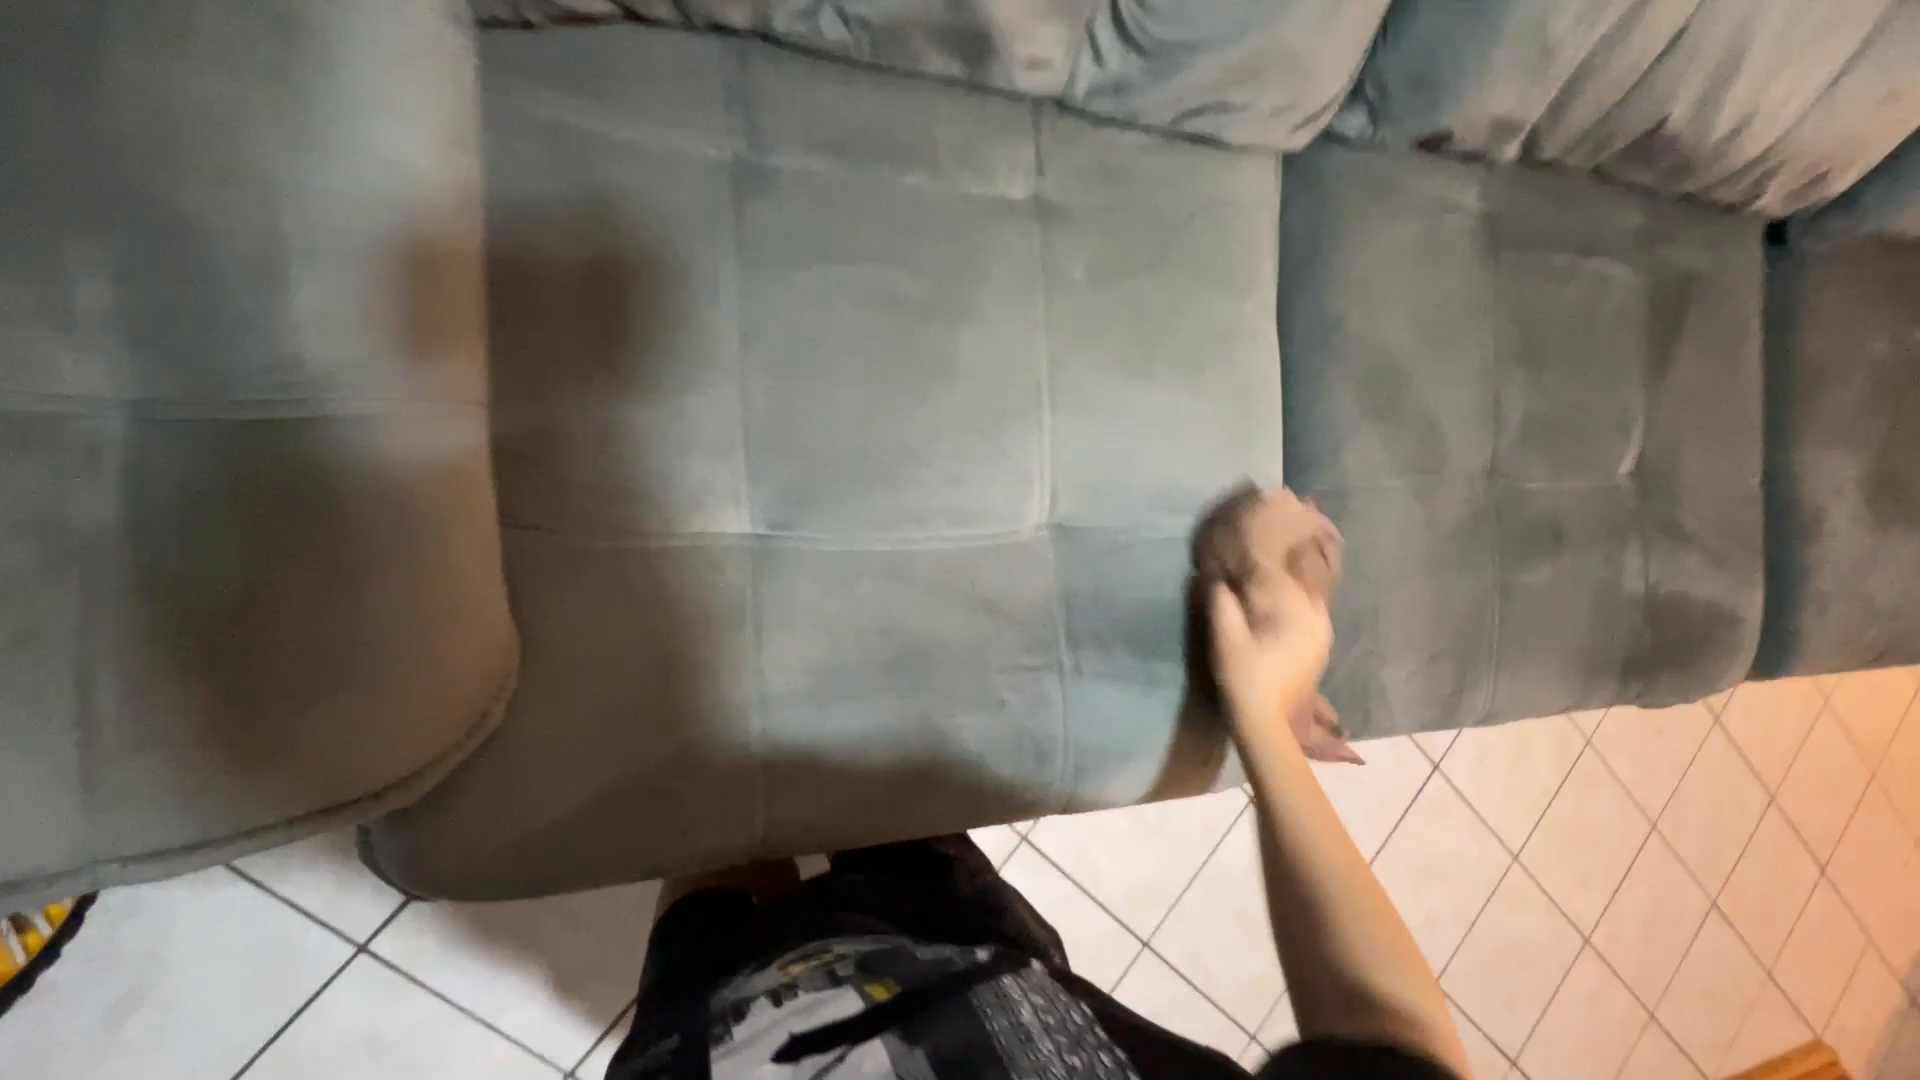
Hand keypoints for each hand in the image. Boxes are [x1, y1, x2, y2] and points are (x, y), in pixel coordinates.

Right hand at [1208, 574, 1332, 738]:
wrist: (1265, 722)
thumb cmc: (1243, 676)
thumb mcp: (1225, 637)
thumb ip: (1220, 601)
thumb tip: (1214, 575)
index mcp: (1298, 611)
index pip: (1276, 574)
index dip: (1252, 564)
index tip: (1233, 561)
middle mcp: (1318, 618)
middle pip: (1295, 582)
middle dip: (1271, 574)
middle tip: (1245, 571)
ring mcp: (1324, 634)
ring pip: (1303, 598)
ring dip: (1282, 591)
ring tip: (1258, 589)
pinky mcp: (1321, 648)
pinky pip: (1308, 614)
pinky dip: (1291, 608)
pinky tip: (1273, 613)